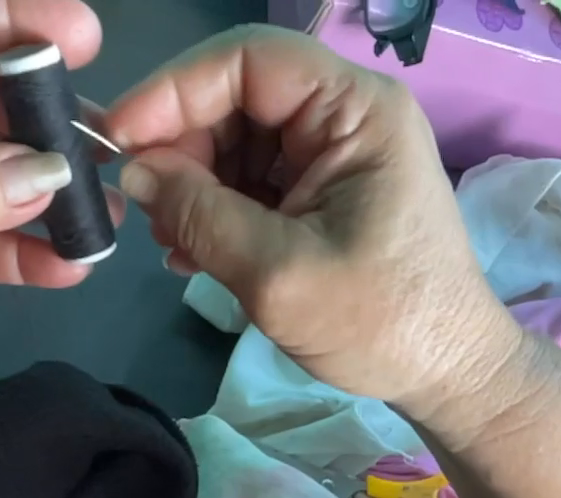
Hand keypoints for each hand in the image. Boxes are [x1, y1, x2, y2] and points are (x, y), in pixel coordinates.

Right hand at [106, 25, 520, 412]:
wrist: (443, 372)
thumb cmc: (378, 323)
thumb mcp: (278, 274)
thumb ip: (201, 217)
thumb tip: (134, 173)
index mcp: (354, 112)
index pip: (249, 61)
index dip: (174, 90)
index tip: (117, 138)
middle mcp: (345, 120)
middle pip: (240, 101)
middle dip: (182, 147)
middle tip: (143, 206)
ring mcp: (335, 161)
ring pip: (240, 146)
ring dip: (194, 187)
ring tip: (168, 239)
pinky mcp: (324, 200)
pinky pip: (255, 186)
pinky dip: (217, 213)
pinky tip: (191, 252)